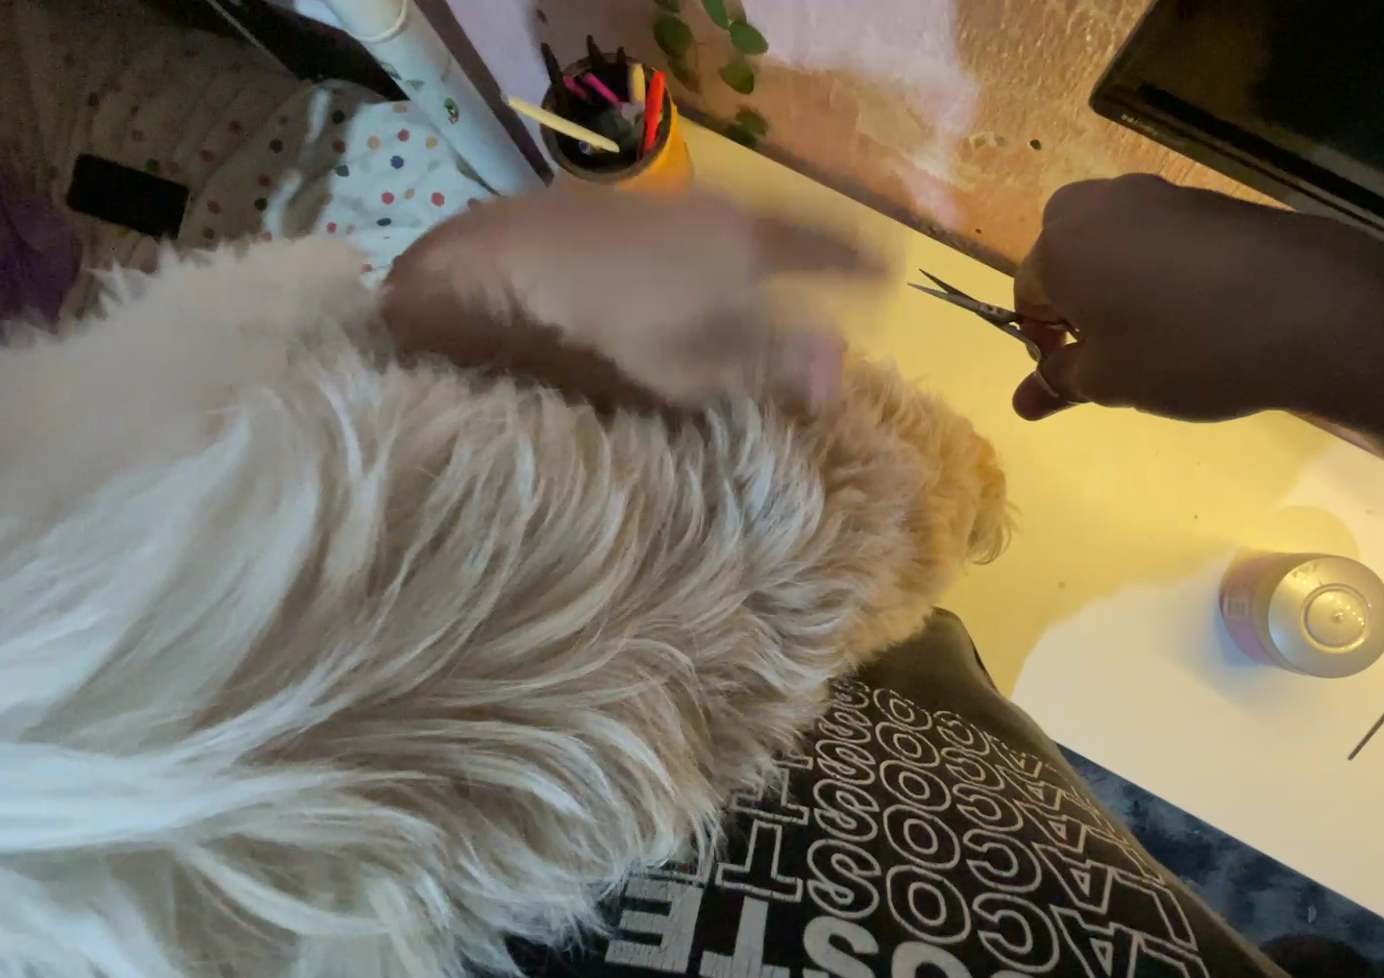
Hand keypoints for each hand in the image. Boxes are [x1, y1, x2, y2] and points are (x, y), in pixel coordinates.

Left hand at [382, 187, 877, 407]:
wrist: (493, 275)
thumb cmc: (601, 336)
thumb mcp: (690, 371)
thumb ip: (766, 364)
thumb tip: (841, 367)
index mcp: (743, 247)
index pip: (826, 245)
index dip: (860, 261)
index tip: (890, 270)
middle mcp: (714, 208)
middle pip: (783, 228)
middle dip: (813, 254)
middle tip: (836, 275)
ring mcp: (666, 200)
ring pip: (736, 224)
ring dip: (761, 249)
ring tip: (770, 278)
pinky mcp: (623, 204)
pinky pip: (693, 224)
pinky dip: (713, 248)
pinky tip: (693, 270)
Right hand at [1010, 175, 1383, 433]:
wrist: (1314, 312)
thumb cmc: (1181, 351)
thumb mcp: (1108, 381)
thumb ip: (1057, 383)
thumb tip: (1021, 403)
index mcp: (1060, 247)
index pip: (1025, 292)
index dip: (1041, 336)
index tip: (1069, 369)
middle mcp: (1101, 206)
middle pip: (1062, 248)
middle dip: (1070, 293)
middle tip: (1102, 340)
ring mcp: (1160, 194)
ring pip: (1112, 237)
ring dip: (1113, 279)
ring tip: (1150, 328)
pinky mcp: (1211, 198)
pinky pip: (1160, 233)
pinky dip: (1158, 266)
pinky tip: (1194, 307)